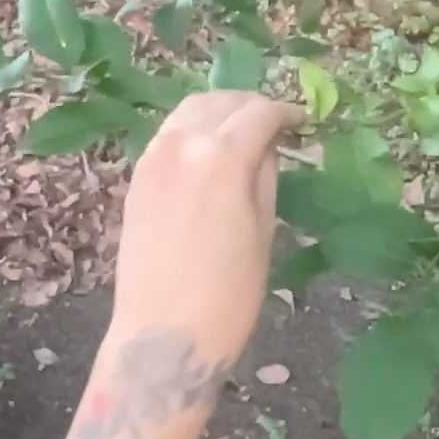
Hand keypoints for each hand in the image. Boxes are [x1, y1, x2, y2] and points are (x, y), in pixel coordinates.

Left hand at [106, 91, 301, 363]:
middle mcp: (181, 144)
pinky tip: (209, 151)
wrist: (164, 335)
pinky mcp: (136, 178)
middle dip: (252, 107)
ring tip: (242, 132)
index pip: (259, 113)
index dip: (286, 112)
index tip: (302, 120)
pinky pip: (169, 135)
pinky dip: (193, 130)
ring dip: (220, 112)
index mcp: (221, 157)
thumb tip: (267, 144)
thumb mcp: (264, 229)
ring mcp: (152, 158)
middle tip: (274, 124)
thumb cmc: (229, 293)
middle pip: (221, 102)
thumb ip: (266, 174)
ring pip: (189, 111)